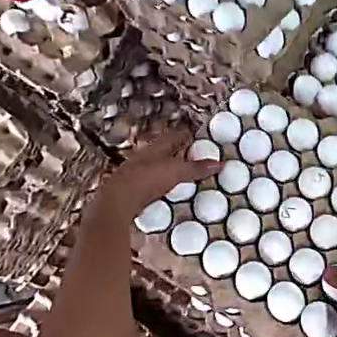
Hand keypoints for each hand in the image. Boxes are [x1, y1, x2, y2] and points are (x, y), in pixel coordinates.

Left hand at [97, 130, 220, 218]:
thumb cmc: (147, 180)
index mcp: (156, 147)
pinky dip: (158, 182)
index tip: (198, 139)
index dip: (186, 136)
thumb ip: (196, 169)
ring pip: (154, 164)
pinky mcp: (130, 188)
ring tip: (179, 174)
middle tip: (191, 156)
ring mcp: (135, 171)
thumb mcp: (176, 173)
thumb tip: (220, 163)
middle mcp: (144, 155)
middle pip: (163, 149)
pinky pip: (148, 180)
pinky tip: (162, 190)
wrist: (117, 201)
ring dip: (166, 168)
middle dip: (176, 151)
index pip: (174, 136)